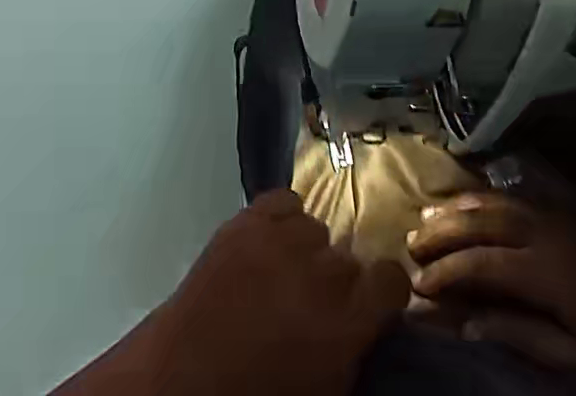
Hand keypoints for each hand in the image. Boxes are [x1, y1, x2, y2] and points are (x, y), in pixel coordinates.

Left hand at [53, 190, 408, 395]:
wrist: (184, 378)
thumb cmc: (258, 393)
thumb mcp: (326, 385)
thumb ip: (354, 342)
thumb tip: (369, 315)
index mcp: (345, 322)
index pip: (390, 278)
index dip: (383, 288)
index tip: (374, 296)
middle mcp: (318, 273)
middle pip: (348, 256)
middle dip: (337, 277)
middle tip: (315, 298)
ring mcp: (278, 241)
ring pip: (315, 228)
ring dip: (306, 248)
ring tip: (285, 270)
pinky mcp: (244, 221)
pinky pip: (283, 200)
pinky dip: (282, 216)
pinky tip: (272, 240)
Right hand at [407, 192, 575, 394]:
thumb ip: (520, 334)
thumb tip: (466, 323)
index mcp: (547, 271)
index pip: (480, 264)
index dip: (445, 273)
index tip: (419, 284)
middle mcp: (546, 233)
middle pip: (480, 222)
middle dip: (442, 231)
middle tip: (411, 241)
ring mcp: (558, 216)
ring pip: (495, 201)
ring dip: (458, 208)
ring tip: (429, 214)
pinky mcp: (571, 211)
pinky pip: (517, 196)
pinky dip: (486, 197)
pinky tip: (472, 201)